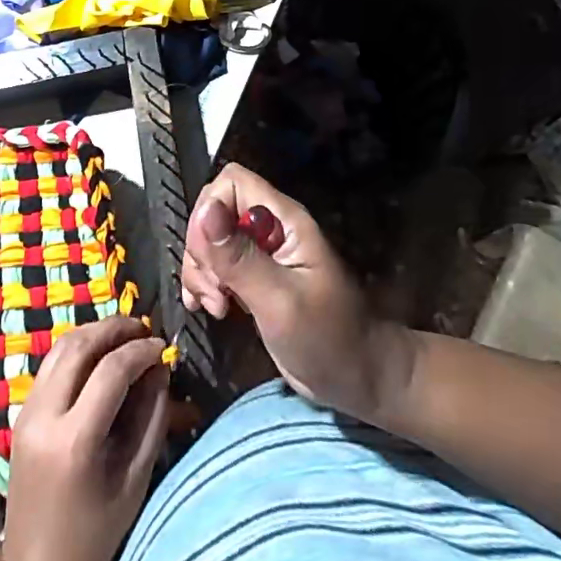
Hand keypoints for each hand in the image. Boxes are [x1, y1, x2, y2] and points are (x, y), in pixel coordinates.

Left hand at [4, 318, 169, 560]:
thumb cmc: (95, 532)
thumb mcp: (134, 480)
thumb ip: (151, 420)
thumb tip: (160, 370)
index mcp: (73, 440)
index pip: (111, 371)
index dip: (141, 351)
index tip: (164, 347)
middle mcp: (43, 416)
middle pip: (78, 346)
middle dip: (114, 329)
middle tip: (143, 328)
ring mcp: (26, 412)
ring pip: (58, 349)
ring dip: (93, 334)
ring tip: (124, 336)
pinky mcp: (20, 414)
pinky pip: (49, 366)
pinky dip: (75, 351)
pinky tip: (98, 356)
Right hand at [181, 163, 414, 424]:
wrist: (360, 378)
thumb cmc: (328, 338)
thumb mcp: (280, 301)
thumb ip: (240, 257)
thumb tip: (204, 209)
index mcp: (284, 221)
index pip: (232, 182)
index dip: (211, 211)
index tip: (210, 256)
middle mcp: (269, 228)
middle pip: (214, 211)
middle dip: (203, 250)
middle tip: (215, 292)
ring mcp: (260, 253)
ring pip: (209, 239)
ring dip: (200, 271)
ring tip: (215, 307)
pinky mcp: (252, 277)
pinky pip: (214, 264)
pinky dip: (203, 283)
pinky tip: (205, 308)